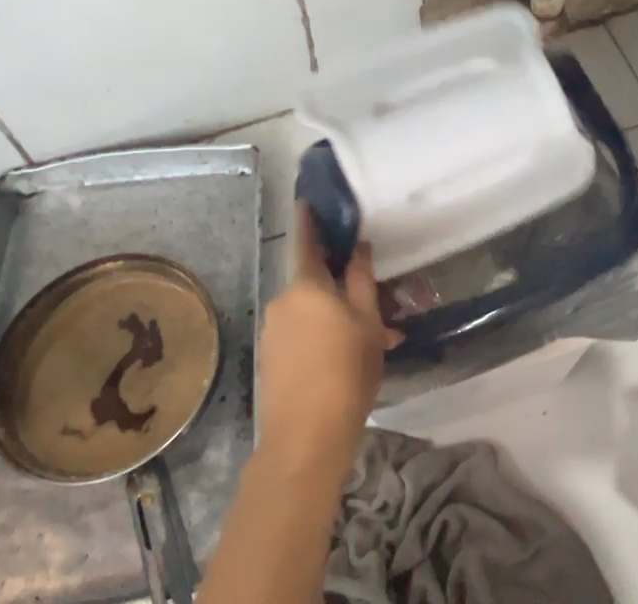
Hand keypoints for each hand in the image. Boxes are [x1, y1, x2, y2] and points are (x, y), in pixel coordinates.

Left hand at [257, 203, 399, 466]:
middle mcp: (281, 301)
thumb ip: (361, 281)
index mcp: (306, 286)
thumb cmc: (346, 374)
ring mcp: (272, 331)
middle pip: (311, 281)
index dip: (309, 220)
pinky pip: (299, 333)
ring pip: (307, 310)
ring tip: (363, 336)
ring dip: (331, 315)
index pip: (306, 241)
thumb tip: (359, 247)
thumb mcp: (368, 325)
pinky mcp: (270, 357)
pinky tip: (342, 357)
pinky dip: (319, 336)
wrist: (306, 438)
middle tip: (367, 297)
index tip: (308, 199)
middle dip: (336, 285)